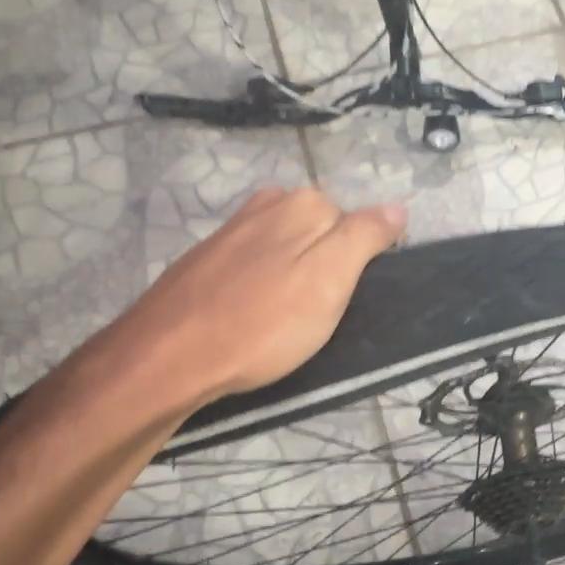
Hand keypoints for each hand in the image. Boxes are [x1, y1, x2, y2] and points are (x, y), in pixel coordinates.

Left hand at [86, 187, 405, 406]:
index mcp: (303, 205)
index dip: (360, 261)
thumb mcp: (331, 280)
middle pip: (322, 230)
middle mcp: (266, 205)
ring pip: (288, 245)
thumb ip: (366, 236)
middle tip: (320, 309)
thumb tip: (397, 208)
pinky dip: (265, 282)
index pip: (359, 222)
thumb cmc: (262, 323)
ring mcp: (231, 231)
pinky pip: (257, 261)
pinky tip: (256, 312)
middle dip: (327, 261)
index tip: (348, 296)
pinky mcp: (206, 260)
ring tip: (288, 314)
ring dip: (295, 272)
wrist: (167, 359)